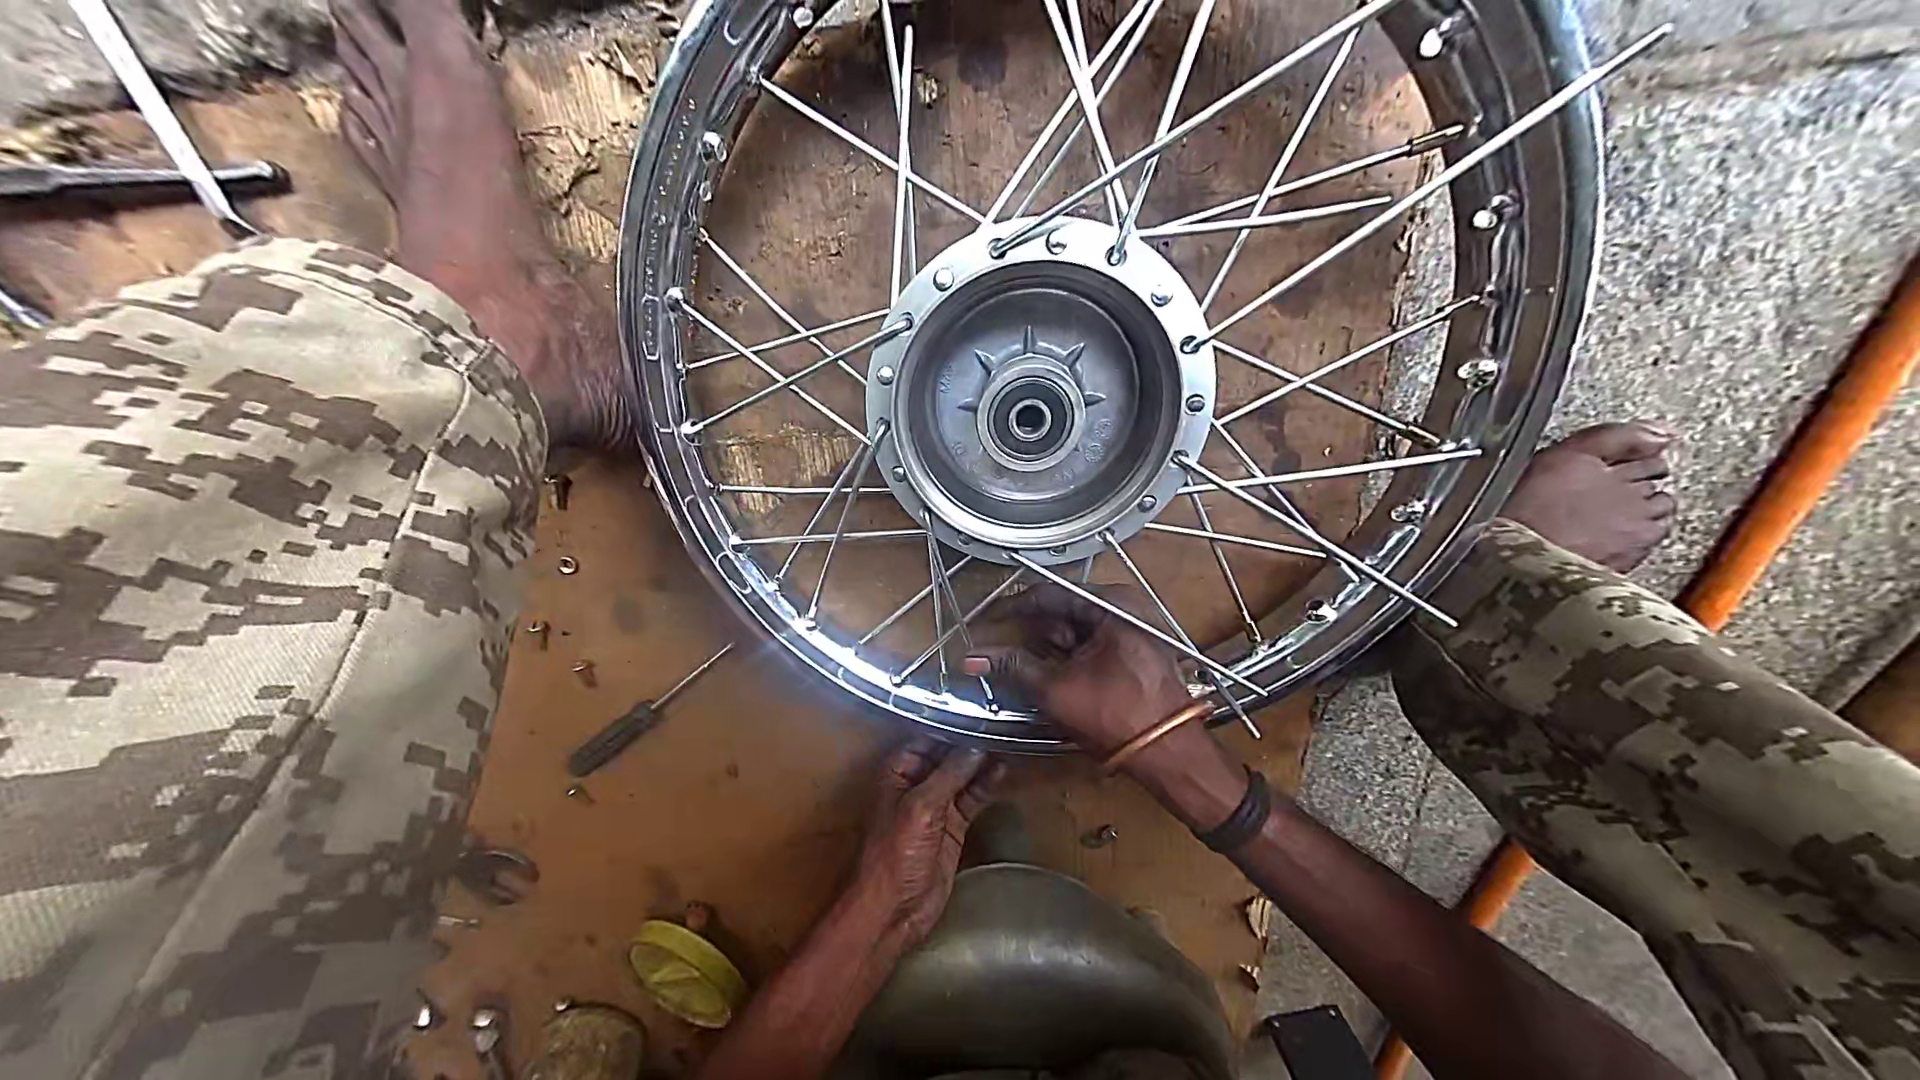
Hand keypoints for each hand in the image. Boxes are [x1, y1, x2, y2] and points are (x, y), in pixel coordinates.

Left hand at [853, 741, 1003, 947]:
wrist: (893, 911)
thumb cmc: (892, 857)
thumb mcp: (921, 808)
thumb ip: (949, 775)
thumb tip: (975, 747)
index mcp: (897, 770)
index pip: (928, 736)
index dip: (952, 724)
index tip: (979, 710)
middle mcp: (916, 782)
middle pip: (949, 753)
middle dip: (973, 742)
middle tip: (1002, 724)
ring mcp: (936, 803)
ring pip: (964, 774)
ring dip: (984, 762)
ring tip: (1009, 744)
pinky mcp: (953, 824)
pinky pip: (973, 797)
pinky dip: (988, 785)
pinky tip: (1003, 773)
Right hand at [960, 583, 1192, 756]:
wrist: (1168, 753)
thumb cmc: (1119, 717)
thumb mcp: (1055, 688)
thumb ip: (1011, 666)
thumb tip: (973, 658)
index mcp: (1111, 604)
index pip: (1046, 594)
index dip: (1010, 611)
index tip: (986, 624)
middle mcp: (1125, 607)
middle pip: (1060, 611)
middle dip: (1034, 638)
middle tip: (1011, 660)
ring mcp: (1132, 626)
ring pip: (1074, 629)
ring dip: (1051, 651)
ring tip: (1044, 678)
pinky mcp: (1133, 648)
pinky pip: (1090, 642)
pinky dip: (1070, 658)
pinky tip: (1063, 681)